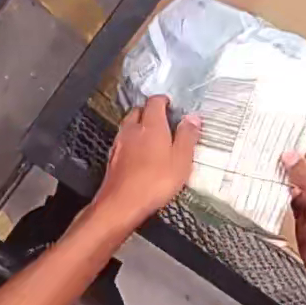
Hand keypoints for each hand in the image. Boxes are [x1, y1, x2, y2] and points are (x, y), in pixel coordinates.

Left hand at [91, 96, 200, 231]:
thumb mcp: (181, 160)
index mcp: (151, 126)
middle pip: (138, 111)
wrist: (122, 203)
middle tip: (163, 120)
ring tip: (152, 137)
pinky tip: (139, 155)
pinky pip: (123, 142)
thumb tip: (193, 118)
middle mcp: (132, 130)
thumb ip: (187, 137)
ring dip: (139, 126)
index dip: (163, 101)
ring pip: (128, 126)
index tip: (171, 105)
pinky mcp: (112, 159)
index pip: (155, 102)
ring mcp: (119, 144)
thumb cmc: (155, 181)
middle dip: (150, 112)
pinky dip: (131, 142)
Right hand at [283, 132, 305, 293]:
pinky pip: (296, 191)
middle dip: (299, 151)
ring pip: (304, 174)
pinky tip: (272, 178)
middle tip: (278, 138)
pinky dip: (285, 186)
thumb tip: (290, 154)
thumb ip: (305, 175)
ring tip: (270, 155)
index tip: (296, 126)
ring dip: (290, 169)